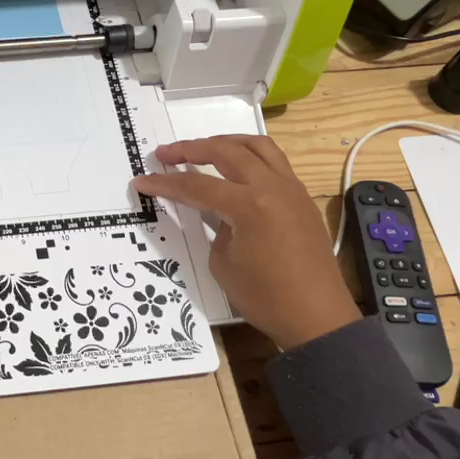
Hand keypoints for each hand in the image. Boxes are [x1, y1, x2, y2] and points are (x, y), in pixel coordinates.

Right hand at [132, 136, 359, 350]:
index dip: (166, 183)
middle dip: (191, 149)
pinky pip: (274, 163)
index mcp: (249, 205)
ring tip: (203, 148)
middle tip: (165, 154)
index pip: (197, 186)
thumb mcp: (223, 263)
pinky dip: (249, 157)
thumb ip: (217, 229)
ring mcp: (291, 189)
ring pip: (257, 147)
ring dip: (226, 143)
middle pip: (226, 152)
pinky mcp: (301, 199)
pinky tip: (234, 169)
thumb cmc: (265, 297)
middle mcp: (272, 187)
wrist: (316, 316)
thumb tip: (220, 215)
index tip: (142, 180)